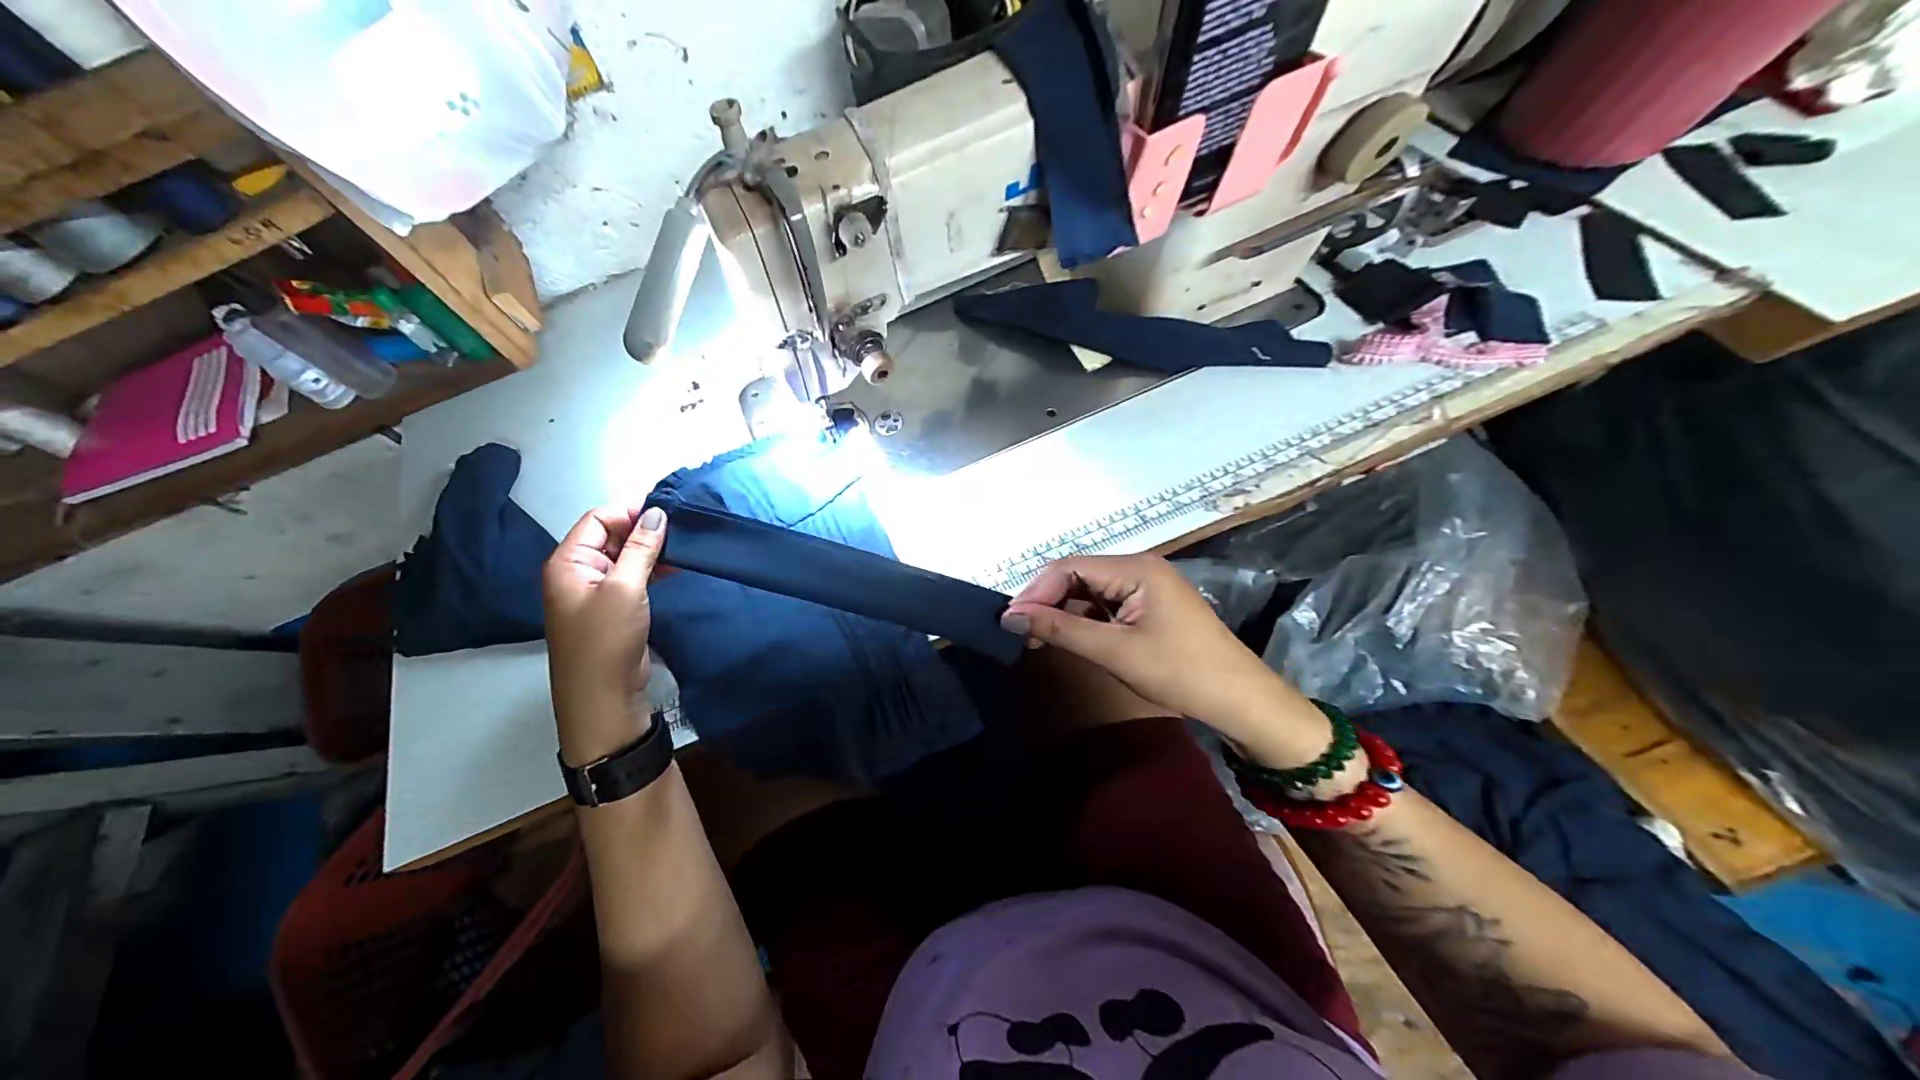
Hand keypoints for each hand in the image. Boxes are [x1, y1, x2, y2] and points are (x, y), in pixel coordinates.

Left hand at [543, 504, 667, 764]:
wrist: (603, 696)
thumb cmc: (606, 639)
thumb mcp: (625, 588)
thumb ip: (640, 547)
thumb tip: (656, 513)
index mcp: (567, 562)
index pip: (598, 519)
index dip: (630, 510)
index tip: (667, 509)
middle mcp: (578, 572)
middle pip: (610, 535)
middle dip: (643, 528)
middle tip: (681, 526)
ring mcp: (596, 590)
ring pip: (625, 555)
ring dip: (651, 549)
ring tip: (683, 544)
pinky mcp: (614, 607)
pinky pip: (632, 575)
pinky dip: (653, 568)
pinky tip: (676, 565)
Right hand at [1000, 554, 1331, 767]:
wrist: (1241, 700)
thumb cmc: (1180, 672)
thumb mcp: (1115, 652)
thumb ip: (1060, 630)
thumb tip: (1010, 618)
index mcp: (1136, 568)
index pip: (1070, 567)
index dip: (1036, 592)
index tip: (1009, 622)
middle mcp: (1140, 567)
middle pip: (1078, 574)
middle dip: (1046, 601)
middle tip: (1018, 633)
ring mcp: (1146, 586)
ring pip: (1090, 590)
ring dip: (1062, 612)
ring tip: (1036, 638)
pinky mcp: (1150, 606)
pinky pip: (1106, 605)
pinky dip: (1083, 620)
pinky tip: (1067, 638)